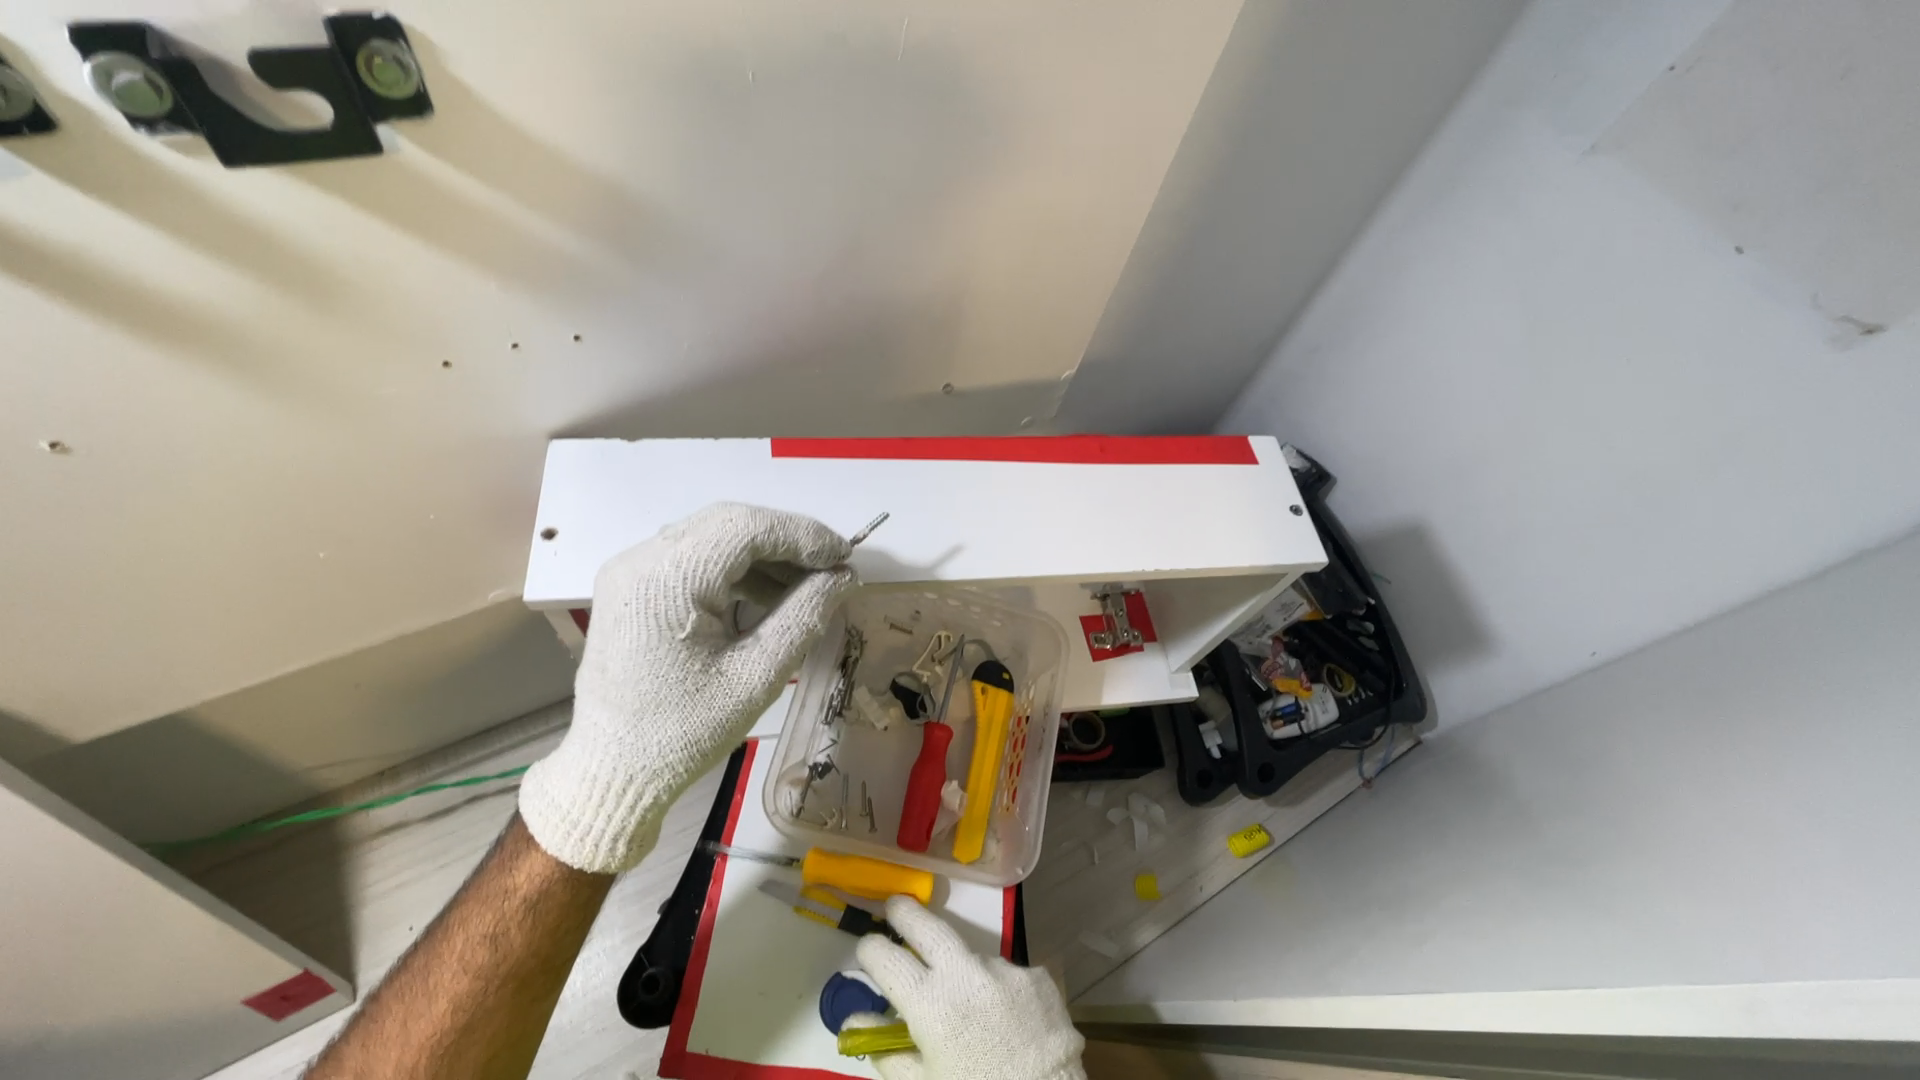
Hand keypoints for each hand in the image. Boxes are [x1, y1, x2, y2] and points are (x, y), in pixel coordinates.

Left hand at [520, 502, 854, 872]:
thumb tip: (845, 576)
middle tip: (833, 569)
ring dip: (764, 556)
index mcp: (667, 579)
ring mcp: (633, 569)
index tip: (846, 556)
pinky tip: (767, 597)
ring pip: (713, 537)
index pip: (746, 527)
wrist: (612, 769)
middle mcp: (642, 559)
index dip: (802, 535)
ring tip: (807, 588)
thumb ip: (805, 616)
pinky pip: (694, 557)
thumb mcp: (757, 676)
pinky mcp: (635, 585)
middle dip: (787, 542)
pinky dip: (736, 569)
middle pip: (729, 523)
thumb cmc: (684, 731)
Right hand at [852, 896, 1084, 1079]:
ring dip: (966, 975)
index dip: (872, 951)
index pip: (887, 960)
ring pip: (973, 960)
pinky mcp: (1036, 976)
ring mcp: (1004, 970)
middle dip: (906, 913)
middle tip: (895, 907)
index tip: (868, 950)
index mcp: (931, 1005)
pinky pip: (1009, 977)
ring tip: (976, 1012)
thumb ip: (887, 1050)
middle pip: (928, 928)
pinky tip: (1009, 1020)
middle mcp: (966, 975)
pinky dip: (1001, 993)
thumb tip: (855, 1021)